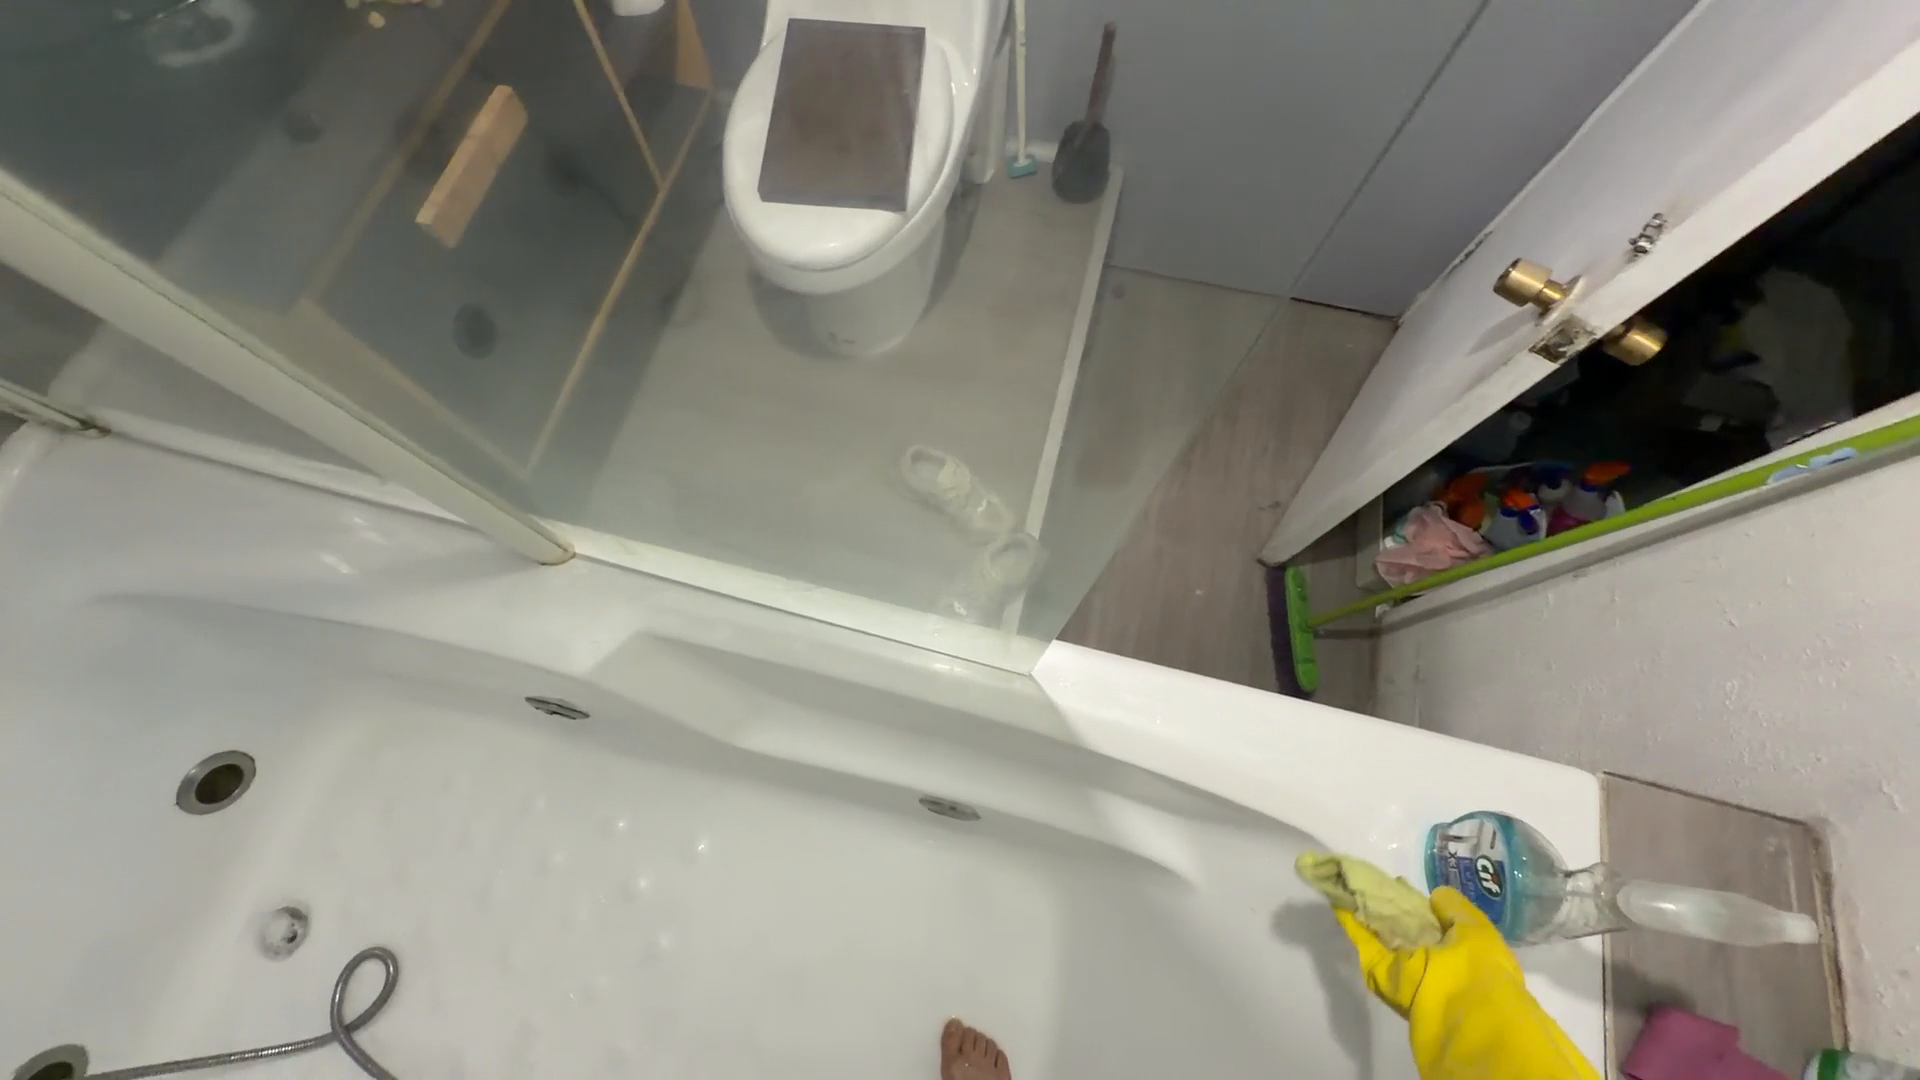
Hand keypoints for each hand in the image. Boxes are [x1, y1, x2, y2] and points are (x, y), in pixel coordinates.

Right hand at [1335, 887, 1599, 1079]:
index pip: (1433, 922)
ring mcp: (1404, 965)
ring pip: (1380, 932)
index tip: (1400, 882)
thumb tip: (1433, 895)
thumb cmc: (1480, 968)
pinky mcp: (1381, 971)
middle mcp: (1430, 958)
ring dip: (1363, 908)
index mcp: (1458, 951)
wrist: (1465, 1012)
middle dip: (1386, 904)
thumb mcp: (1479, 931)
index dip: (1417, 902)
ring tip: (1345, 880)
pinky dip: (1348, 921)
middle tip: (1368, 878)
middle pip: (1402, 926)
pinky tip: (1336, 898)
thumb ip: (1456, 909)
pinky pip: (1362, 942)